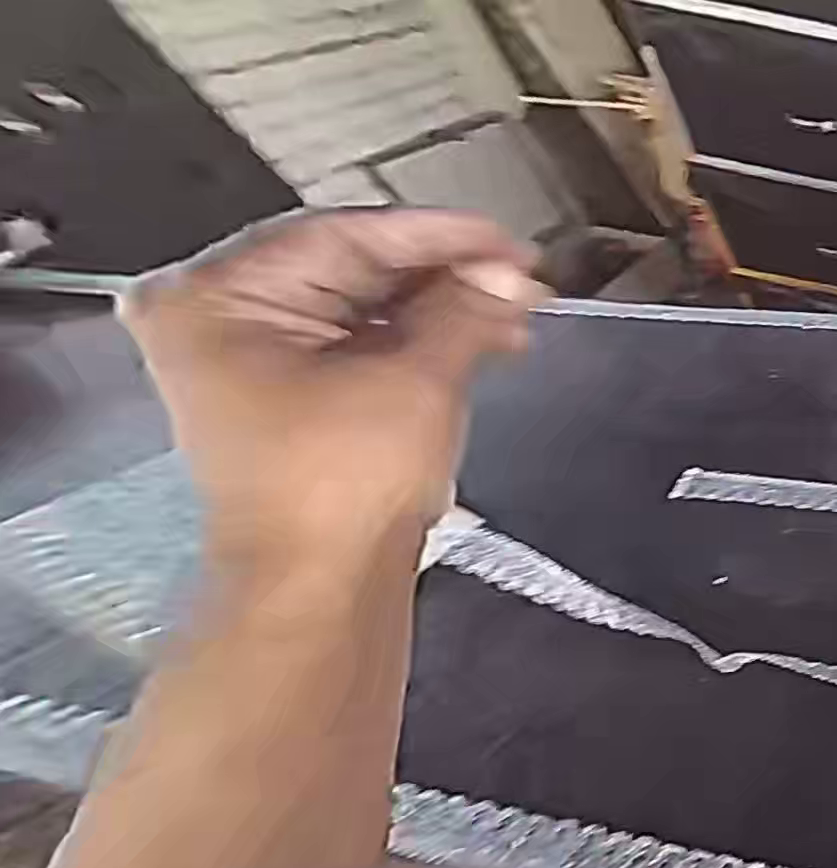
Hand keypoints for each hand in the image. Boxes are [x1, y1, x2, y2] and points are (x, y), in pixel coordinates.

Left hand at [121, 209, 547, 565]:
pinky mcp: (314, 393)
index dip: (437, 236)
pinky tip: (489, 341)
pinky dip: (436, 342)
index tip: (506, 240)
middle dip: (449, 276)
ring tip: (518, 311)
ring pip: (376, 310)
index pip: (345, 239)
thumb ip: (465, 316)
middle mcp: (235, 318)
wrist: (331, 571)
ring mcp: (273, 358)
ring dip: (452, 310)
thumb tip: (513, 276)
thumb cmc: (350, 475)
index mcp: (224, 298)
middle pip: (359, 272)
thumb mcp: (416, 381)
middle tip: (521, 276)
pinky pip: (379, 345)